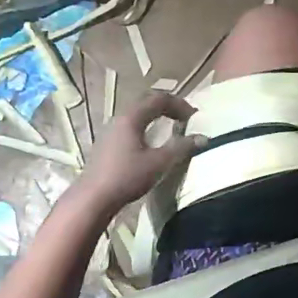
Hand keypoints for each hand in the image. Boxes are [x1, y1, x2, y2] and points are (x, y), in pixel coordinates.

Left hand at [71, 91, 203, 213]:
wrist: (94, 198)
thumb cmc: (126, 177)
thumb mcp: (158, 163)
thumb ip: (181, 148)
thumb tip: (203, 139)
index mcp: (131, 118)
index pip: (159, 99)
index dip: (179, 104)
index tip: (194, 117)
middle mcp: (119, 119)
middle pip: (145, 102)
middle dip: (167, 106)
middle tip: (183, 117)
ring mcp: (110, 131)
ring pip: (136, 114)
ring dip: (154, 116)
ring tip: (170, 127)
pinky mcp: (106, 144)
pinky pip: (129, 126)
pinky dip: (144, 126)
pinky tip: (150, 142)